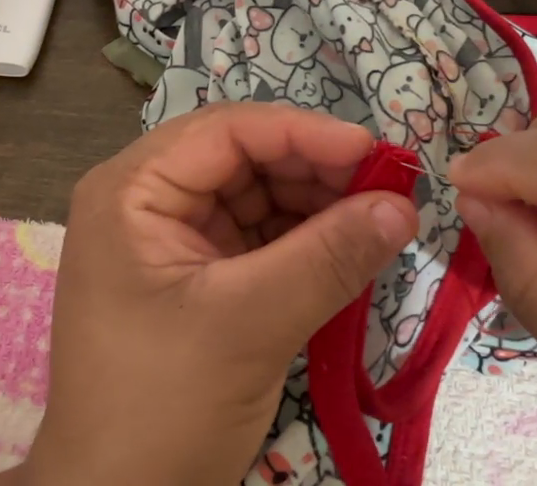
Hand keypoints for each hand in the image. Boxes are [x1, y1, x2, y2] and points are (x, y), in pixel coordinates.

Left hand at [15, 103, 416, 485]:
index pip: (225, 132)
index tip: (374, 152)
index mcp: (132, 189)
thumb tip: (404, 204)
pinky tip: (347, 246)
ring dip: (314, 203)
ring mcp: (168, 238)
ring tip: (377, 218)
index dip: (302, 132)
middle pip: (241, 158)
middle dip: (313, 170)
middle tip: (387, 188)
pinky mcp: (193, 276)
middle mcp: (145, 199)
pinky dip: (301, 240)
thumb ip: (328, 257)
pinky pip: (255, 237)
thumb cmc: (163, 405)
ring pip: (254, 195)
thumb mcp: (249, 325)